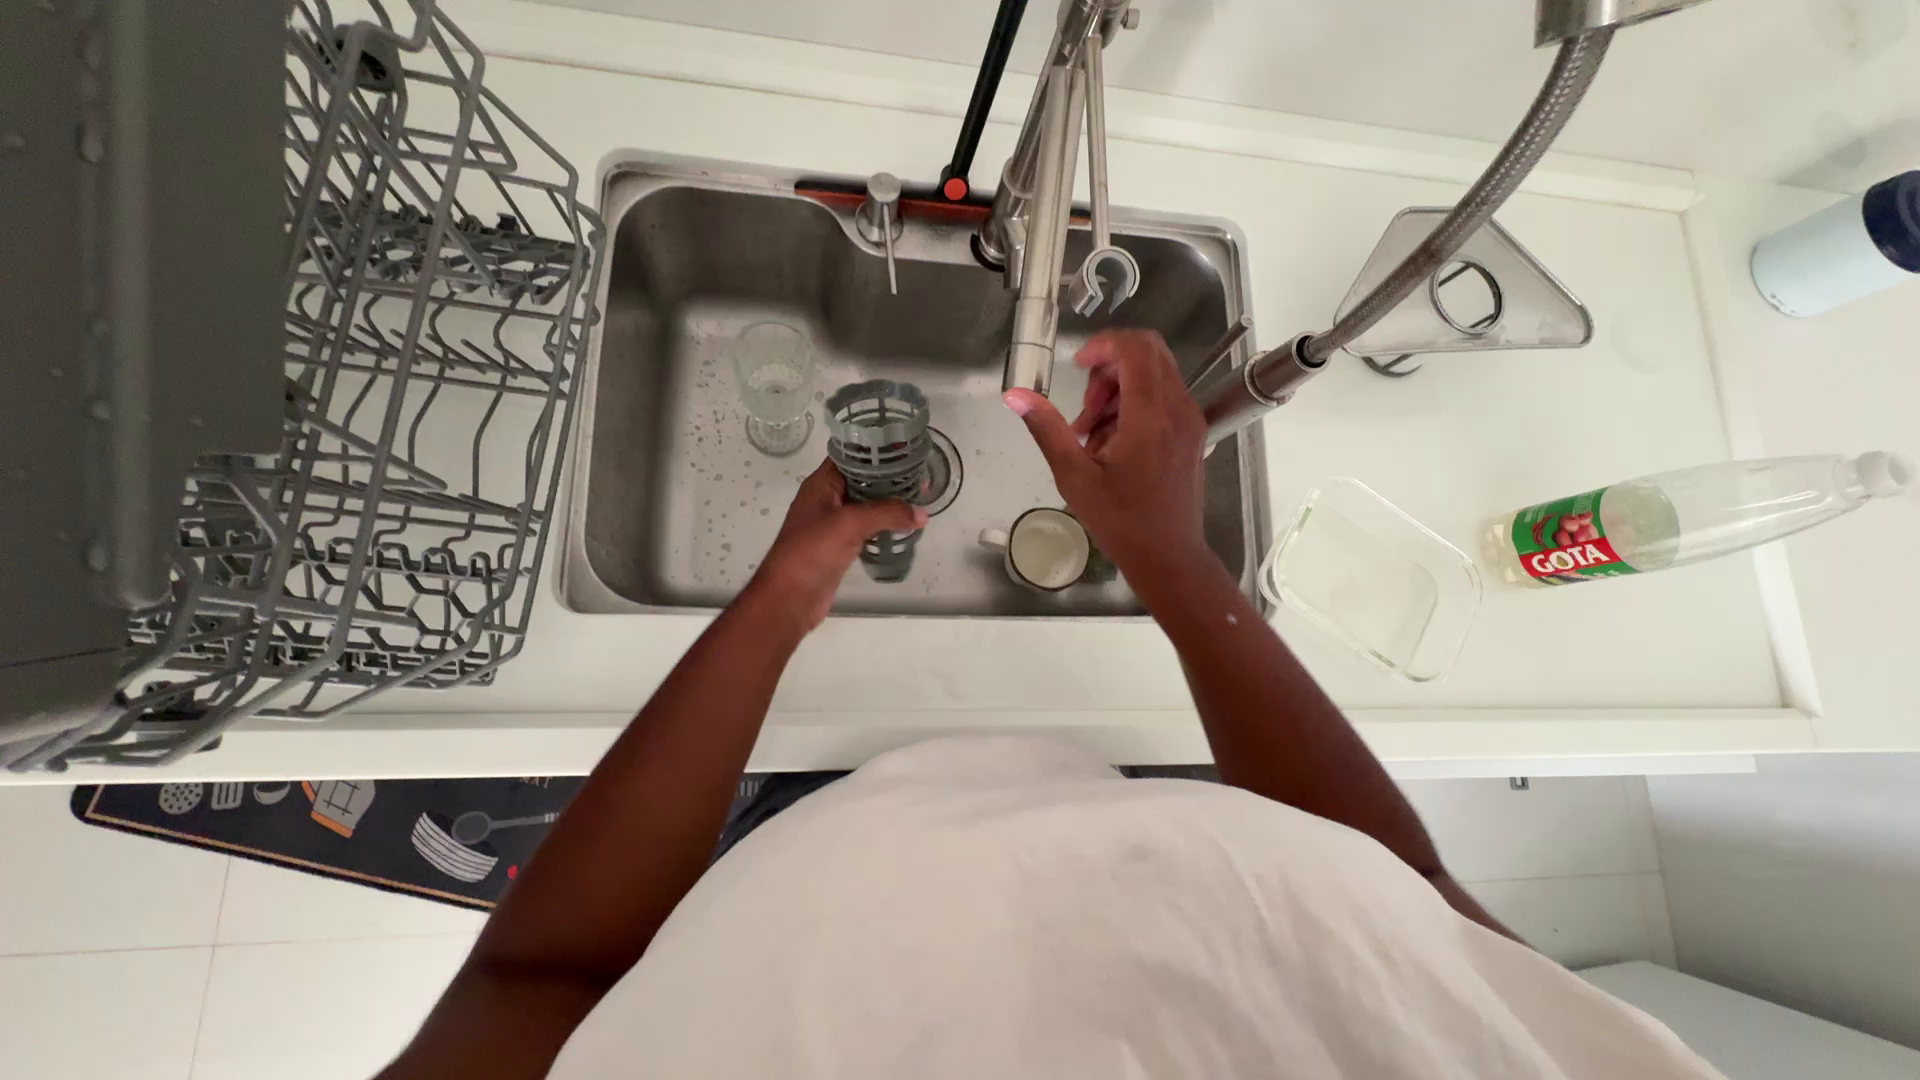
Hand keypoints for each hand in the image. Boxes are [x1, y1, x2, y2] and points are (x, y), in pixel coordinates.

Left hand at [743, 460, 925, 632]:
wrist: (790, 598)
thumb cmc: (813, 551)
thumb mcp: (851, 523)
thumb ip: (887, 513)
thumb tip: (921, 513)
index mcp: (821, 484)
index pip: (850, 456)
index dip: (876, 450)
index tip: (904, 448)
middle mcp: (825, 499)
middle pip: (860, 480)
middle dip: (888, 477)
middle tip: (919, 475)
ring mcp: (832, 524)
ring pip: (865, 505)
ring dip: (888, 502)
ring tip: (917, 498)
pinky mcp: (839, 546)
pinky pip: (865, 528)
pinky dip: (883, 525)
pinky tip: (904, 526)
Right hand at [1004, 330, 1209, 575]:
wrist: (1168, 556)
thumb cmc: (1121, 521)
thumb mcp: (1074, 476)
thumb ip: (1047, 428)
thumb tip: (1015, 395)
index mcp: (1150, 415)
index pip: (1136, 348)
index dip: (1103, 344)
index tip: (1077, 365)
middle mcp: (1178, 408)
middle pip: (1148, 354)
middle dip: (1109, 368)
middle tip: (1084, 407)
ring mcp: (1190, 420)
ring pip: (1156, 375)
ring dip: (1119, 389)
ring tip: (1092, 433)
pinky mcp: (1192, 433)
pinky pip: (1164, 397)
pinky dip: (1135, 405)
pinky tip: (1112, 442)